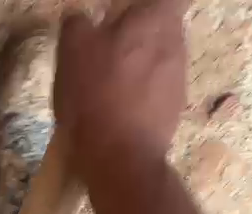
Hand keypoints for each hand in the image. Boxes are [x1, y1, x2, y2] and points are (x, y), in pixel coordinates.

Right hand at [56, 0, 190, 177]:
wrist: (120, 161)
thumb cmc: (96, 97)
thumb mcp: (73, 50)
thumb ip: (78, 24)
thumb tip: (81, 20)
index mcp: (158, 18)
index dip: (138, 9)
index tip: (118, 19)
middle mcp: (177, 45)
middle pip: (160, 29)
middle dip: (138, 38)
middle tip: (108, 54)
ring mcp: (179, 83)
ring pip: (158, 64)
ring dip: (138, 72)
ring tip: (110, 90)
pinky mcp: (173, 116)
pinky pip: (155, 96)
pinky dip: (139, 101)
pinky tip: (117, 116)